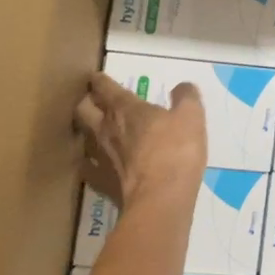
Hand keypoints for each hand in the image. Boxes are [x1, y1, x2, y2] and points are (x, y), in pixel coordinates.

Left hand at [73, 74, 206, 208]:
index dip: (100, 81)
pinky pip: (88, 168)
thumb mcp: (192, 117)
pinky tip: (97, 164)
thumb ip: (186, 97)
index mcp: (127, 109)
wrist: (161, 198)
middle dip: (86, 102)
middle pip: (83, 110)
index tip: (96, 77)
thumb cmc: (177, 151)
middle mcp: (106, 129)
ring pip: (82, 137)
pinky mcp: (101, 182)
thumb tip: (182, 87)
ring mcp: (100, 157)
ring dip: (86, 131)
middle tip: (92, 101)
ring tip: (93, 130)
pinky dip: (90, 163)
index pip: (105, 88)